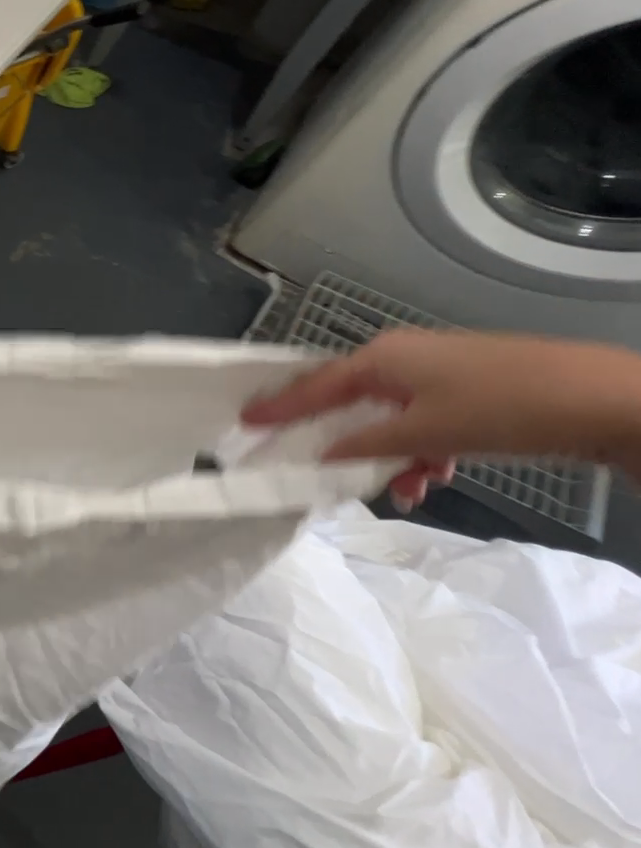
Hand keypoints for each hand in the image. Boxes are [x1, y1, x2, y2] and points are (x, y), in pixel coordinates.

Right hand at [242, 328, 640, 508]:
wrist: (614, 401)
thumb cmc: (506, 406)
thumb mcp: (424, 432)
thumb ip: (364, 444)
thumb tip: (321, 456)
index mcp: (382, 357)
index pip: (313, 385)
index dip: (277, 406)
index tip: (242, 421)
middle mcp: (404, 359)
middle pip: (349, 401)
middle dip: (337, 440)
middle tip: (311, 465)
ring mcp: (441, 374)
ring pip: (390, 418)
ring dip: (387, 455)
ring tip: (400, 490)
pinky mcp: (474, 391)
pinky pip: (424, 422)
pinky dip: (422, 450)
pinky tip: (433, 477)